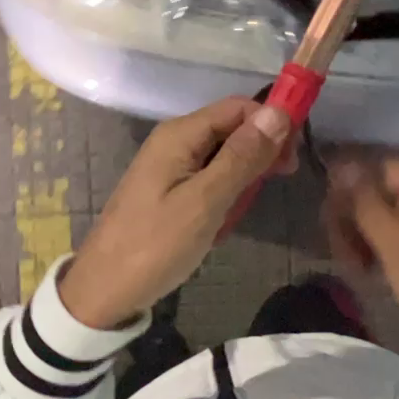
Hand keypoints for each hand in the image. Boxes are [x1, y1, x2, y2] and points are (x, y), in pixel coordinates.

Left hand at [58, 98, 292, 328]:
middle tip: (281, 182)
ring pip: (222, 155)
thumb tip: (278, 113)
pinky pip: (208, 178)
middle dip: (260, 149)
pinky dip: (225, 192)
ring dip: (244, 175)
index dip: (271, 123)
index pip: (238, 108)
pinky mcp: (168, 191)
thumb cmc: (155, 246)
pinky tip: (228, 217)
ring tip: (248, 206)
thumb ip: (241, 157)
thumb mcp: (205, 202)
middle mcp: (173, 141)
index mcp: (179, 135)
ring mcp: (169, 167)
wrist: (105, 290)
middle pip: (230, 128)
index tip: (294, 158)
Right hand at [324, 156, 398, 356]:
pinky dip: (369, 247)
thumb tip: (339, 165)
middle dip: (350, 217)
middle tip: (338, 248)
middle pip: (373, 191)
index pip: (376, 168)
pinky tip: (361, 268)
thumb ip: (364, 203)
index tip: (327, 215)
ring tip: (351, 264)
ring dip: (355, 236)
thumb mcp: (394, 242)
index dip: (348, 187)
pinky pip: (384, 233)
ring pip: (373, 214)